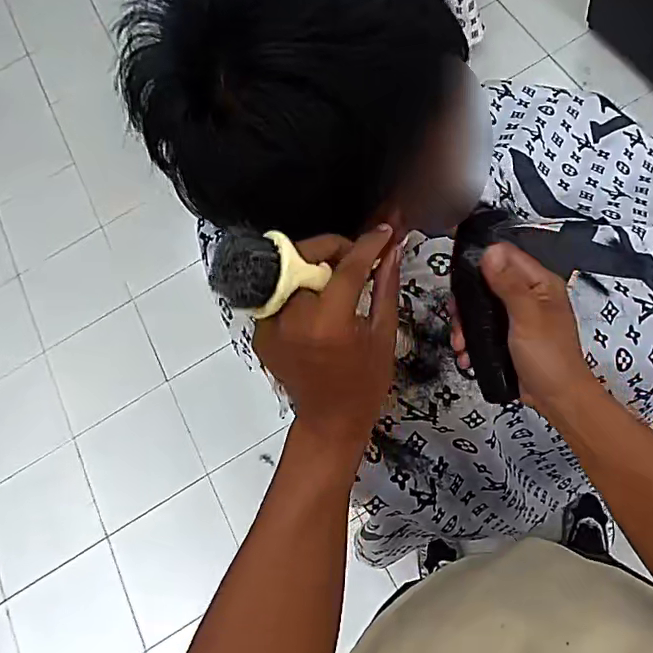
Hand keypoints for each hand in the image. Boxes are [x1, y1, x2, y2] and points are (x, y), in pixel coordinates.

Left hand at [252, 224, 401, 443]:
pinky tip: (323, 303)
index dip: (369, 244)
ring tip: (340, 280)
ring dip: (317, 265)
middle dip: (335, 247)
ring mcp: (271, 323)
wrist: (330, 419)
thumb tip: (392, 251)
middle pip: (306, 255)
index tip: (384, 233)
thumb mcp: (384, 334)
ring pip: (290, 269)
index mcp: (328, 321)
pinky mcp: (260, 329)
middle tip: (358, 258)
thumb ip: (385, 287)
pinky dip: (303, 288)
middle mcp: (292, 317)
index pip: (347, 265)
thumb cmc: (365, 383)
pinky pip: (281, 292)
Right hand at [448, 241, 596, 413]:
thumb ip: (508, 284)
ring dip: (467, 323)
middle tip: (458, 315)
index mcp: (542, 284)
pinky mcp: (511, 337)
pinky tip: (467, 351)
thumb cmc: (551, 359)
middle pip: (489, 281)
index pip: (507, 255)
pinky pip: (486, 329)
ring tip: (461, 340)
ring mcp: (520, 317)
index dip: (483, 260)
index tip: (462, 276)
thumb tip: (490, 253)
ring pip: (484, 307)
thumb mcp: (526, 316)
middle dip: (469, 299)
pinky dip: (474, 339)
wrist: (557, 398)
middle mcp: (531, 296)